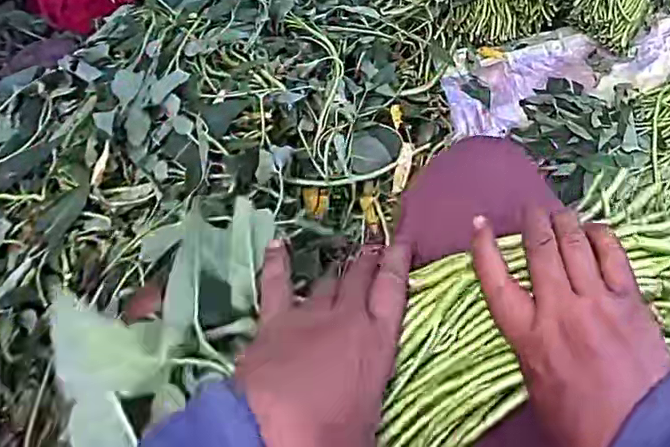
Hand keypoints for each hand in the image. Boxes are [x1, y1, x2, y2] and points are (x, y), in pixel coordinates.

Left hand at [235, 239, 411, 446]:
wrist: (267, 437)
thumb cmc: (327, 441)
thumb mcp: (367, 428)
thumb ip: (371, 401)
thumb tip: (372, 415)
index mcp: (376, 343)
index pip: (393, 290)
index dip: (398, 262)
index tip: (402, 242)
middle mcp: (347, 318)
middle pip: (361, 277)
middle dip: (369, 259)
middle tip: (374, 246)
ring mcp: (310, 315)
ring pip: (328, 280)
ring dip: (337, 268)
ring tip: (343, 252)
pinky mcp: (274, 322)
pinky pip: (277, 284)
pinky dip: (278, 263)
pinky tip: (278, 244)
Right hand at [470, 208, 669, 446]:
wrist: (643, 439)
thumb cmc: (585, 426)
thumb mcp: (540, 388)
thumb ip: (531, 344)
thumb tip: (528, 315)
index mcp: (531, 339)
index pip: (497, 281)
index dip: (485, 248)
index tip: (480, 224)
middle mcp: (560, 311)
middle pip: (540, 248)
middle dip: (533, 220)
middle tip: (530, 210)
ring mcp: (597, 300)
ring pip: (573, 242)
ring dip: (563, 221)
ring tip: (559, 214)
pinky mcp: (629, 299)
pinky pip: (612, 253)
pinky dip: (599, 234)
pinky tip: (593, 229)